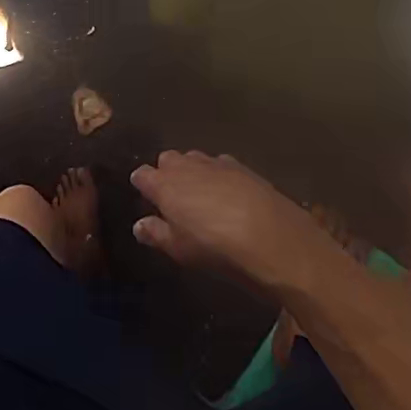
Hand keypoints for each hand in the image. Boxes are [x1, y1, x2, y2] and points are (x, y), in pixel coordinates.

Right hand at [129, 151, 322, 289]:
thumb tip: (139, 225)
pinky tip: (228, 194)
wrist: (271, 236)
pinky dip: (218, 175)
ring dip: (192, 172)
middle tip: (175, 199)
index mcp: (163, 184)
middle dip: (166, 173)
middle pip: (166, 160)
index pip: (141, 174)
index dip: (142, 185)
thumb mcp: (180, 250)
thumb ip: (156, 234)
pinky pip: (219, 164)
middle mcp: (184, 166)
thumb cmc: (216, 247)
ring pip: (193, 159)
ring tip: (202, 196)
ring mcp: (213, 162)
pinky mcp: (240, 165)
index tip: (146, 199)